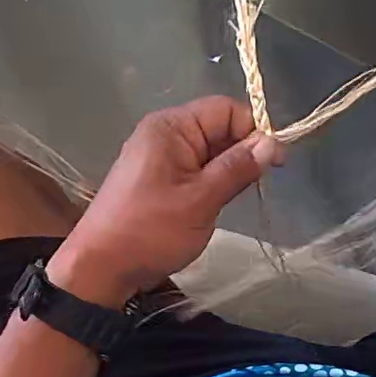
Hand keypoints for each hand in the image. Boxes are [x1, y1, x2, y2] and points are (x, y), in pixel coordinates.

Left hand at [47, 97, 281, 305]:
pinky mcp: (156, 181)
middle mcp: (163, 133)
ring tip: (229, 202)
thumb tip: (272, 143)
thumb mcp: (200, 201)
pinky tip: (212, 207)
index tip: (273, 164)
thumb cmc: (151, 231)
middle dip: (240, 154)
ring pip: (207, 154)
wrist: (101, 267)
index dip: (253, 131)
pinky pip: (193, 171)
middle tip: (253, 188)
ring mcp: (158, 158)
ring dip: (226, 173)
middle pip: (217, 129)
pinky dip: (209, 185)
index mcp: (171, 127)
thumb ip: (237, 169)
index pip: (226, 110)